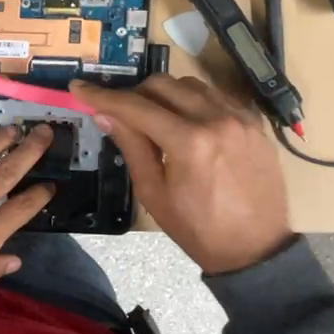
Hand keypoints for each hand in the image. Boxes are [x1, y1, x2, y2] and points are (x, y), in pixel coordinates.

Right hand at [70, 75, 292, 275]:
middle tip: (118, 110)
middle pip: (162, 85)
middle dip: (133, 93)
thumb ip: (131, 146)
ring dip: (164, 94)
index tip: (79, 87)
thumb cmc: (196, 227)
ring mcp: (240, 119)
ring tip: (152, 116)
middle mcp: (216, 120)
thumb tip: (105, 115)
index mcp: (188, 142)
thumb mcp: (152, 192)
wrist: (255, 247)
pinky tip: (184, 120)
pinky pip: (216, 96)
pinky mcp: (254, 124)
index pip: (135, 106)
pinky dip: (193, 100)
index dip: (102, 96)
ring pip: (191, 85)